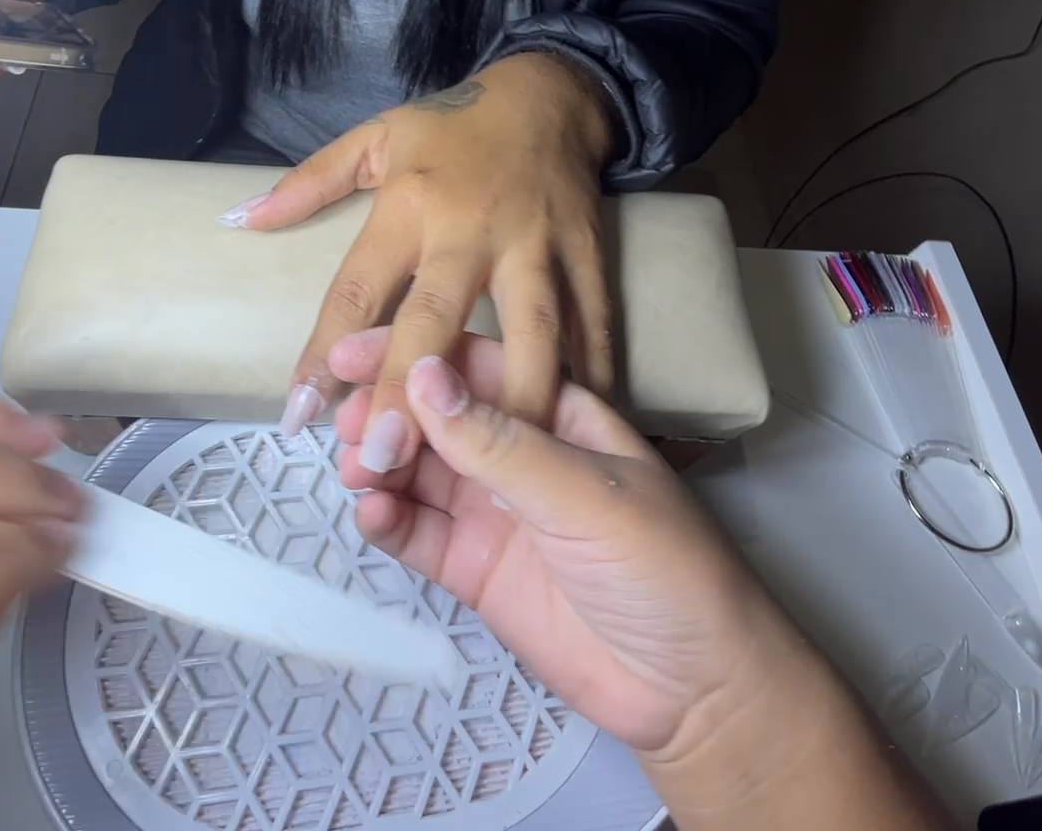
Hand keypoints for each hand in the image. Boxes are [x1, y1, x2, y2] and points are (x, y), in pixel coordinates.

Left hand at [226, 52, 616, 482]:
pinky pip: (593, 320)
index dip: (322, 353)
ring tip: (497, 474)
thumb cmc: (454, 125)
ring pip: (530, 331)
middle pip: (437, 318)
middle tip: (384, 461)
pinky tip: (585, 430)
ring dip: (513, 402)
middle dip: (410, 391)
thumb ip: (308, 183)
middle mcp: (470, 230)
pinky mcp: (586, 254)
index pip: (355, 288)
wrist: (550, 93)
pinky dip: (592, 374)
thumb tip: (237, 218)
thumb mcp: (374, 138)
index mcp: (409, 205)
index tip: (296, 416)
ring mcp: (536, 244)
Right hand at [325, 329, 772, 751]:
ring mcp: (493, 511)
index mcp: (555, 415)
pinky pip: (418, 533)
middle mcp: (517, 455)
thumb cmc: (664, 568)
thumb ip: (499, 442)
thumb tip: (423, 375)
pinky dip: (389, 520)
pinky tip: (375, 515)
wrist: (692, 688)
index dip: (414, 354)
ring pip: (419, 472)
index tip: (354, 353)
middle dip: (388, 412)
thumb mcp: (583, 493)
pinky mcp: (474, 566)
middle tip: (349, 422)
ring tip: (357, 469)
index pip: (474, 366)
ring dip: (380, 464)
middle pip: (437, 417)